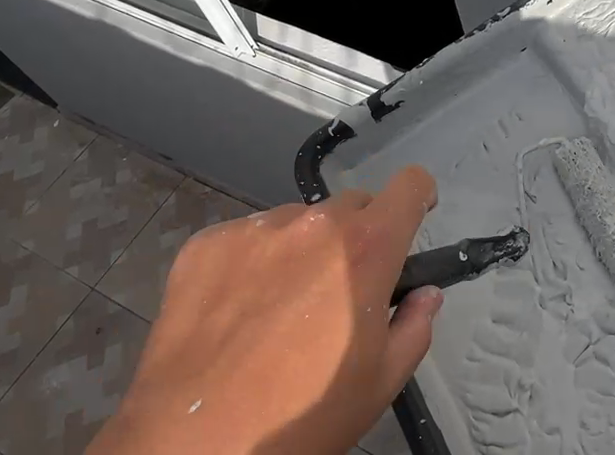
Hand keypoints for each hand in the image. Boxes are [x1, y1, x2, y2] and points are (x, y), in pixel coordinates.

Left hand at [89, 167, 442, 454]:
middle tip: (337, 293)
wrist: (191, 445)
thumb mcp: (380, 383)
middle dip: (355, 238)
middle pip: (351, 206)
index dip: (417, 198)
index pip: (409, 184)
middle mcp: (314, 223)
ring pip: (297, 223)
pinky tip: (235, 313)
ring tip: (276, 309)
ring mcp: (255, 229)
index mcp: (367, 247)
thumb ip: (414, 326)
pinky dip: (250, 263)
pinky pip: (245, 238)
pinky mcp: (206, 244)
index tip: (409, 223)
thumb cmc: (303, 417)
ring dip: (302, 250)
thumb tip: (423, 294)